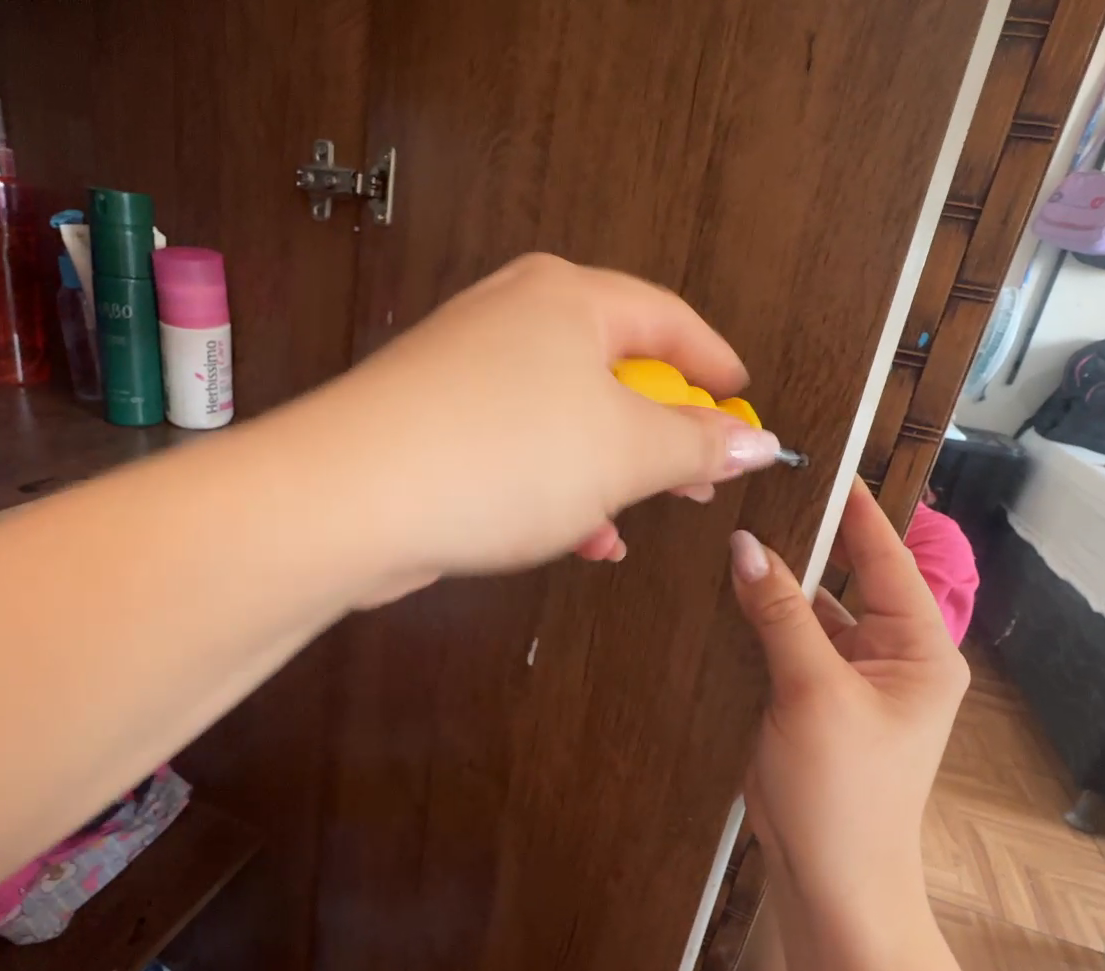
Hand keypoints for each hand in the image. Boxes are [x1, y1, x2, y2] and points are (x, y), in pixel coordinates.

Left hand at [312, 254, 785, 580]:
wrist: (350, 498)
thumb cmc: (500, 455)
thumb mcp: (625, 452)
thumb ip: (696, 445)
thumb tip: (754, 442)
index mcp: (567, 299)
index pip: (667, 319)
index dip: (714, 366)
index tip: (743, 405)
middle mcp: (512, 318)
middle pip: (612, 369)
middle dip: (659, 434)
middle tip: (697, 478)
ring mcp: (465, 370)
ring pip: (563, 419)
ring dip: (605, 473)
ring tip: (634, 520)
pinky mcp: (432, 423)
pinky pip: (514, 449)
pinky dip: (552, 489)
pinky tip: (577, 538)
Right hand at [730, 481, 968, 898]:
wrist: (831, 880)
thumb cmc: (843, 789)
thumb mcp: (812, 692)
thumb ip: (780, 614)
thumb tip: (743, 544)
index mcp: (919, 650)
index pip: (886, 561)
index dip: (855, 513)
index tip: (821, 464)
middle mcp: (891, 657)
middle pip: (844, 583)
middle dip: (803, 545)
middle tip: (755, 496)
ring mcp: (850, 681)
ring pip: (810, 615)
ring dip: (775, 587)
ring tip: (728, 536)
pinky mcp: (812, 701)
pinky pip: (788, 645)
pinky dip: (760, 623)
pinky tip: (724, 595)